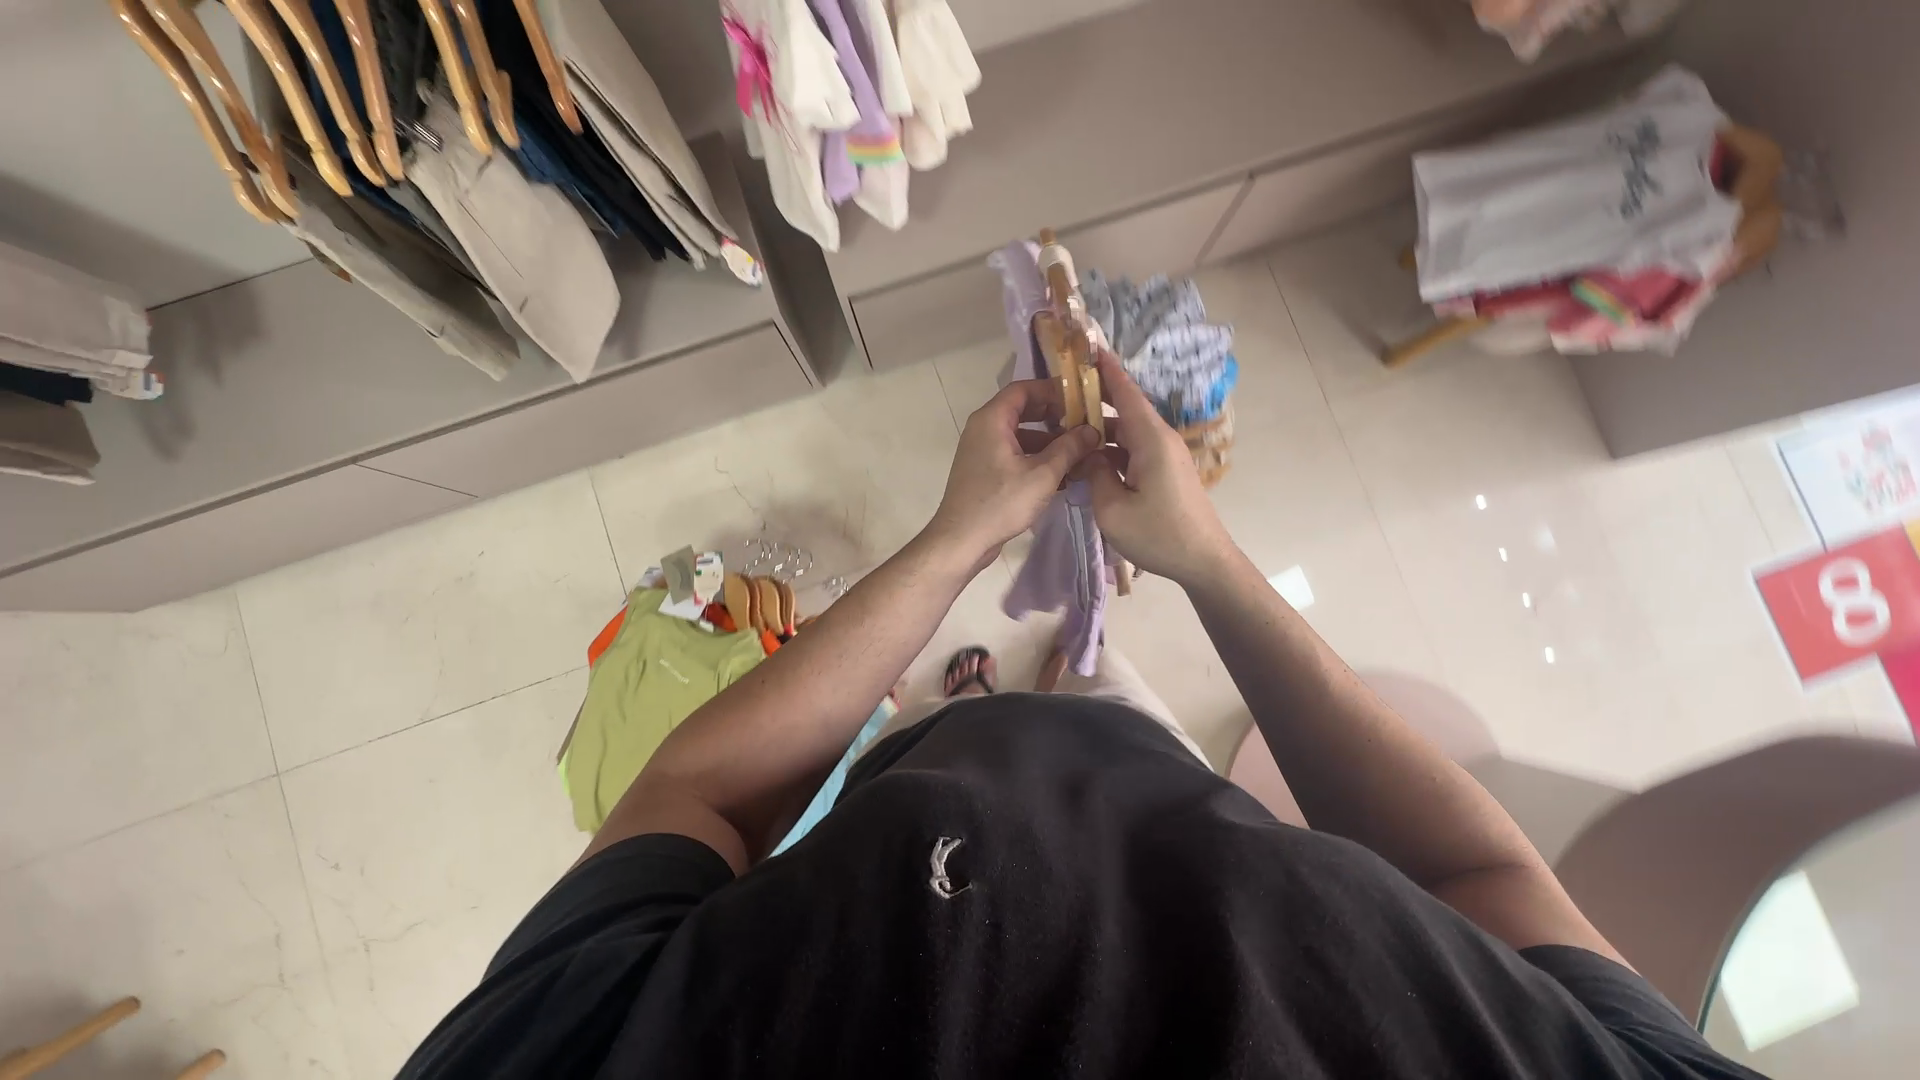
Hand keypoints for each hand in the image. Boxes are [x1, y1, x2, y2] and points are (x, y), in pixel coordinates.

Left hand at [926, 378, 1099, 562]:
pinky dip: (1036, 458)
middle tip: (1084, 424)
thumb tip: (1092, 430)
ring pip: (1020, 435)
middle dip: (1055, 416)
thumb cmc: (1001, 502)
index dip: (1053, 390)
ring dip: (1049, 441)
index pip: (1023, 389)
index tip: (1080, 398)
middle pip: (1023, 410)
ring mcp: (982, 451)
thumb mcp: (1042, 474)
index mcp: (992, 419)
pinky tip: (1062, 474)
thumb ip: (1069, 448)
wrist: (962, 539)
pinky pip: (1014, 454)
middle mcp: (983, 429)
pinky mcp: (985, 472)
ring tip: (1079, 451)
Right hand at [1086, 354, 1235, 587]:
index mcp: (1150, 439)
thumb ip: (1094, 474)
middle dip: (1095, 398)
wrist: (1203, 561)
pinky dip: (1111, 448)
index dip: (1106, 369)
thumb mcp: (1112, 508)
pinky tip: (1089, 458)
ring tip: (1066, 427)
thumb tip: (1088, 455)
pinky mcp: (1166, 472)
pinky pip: (1134, 450)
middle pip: (1125, 409)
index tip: (1087, 347)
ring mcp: (1165, 456)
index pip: (1126, 393)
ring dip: (1100, 429)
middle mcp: (1160, 439)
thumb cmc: (1158, 534)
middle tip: (1060, 392)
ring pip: (1127, 432)